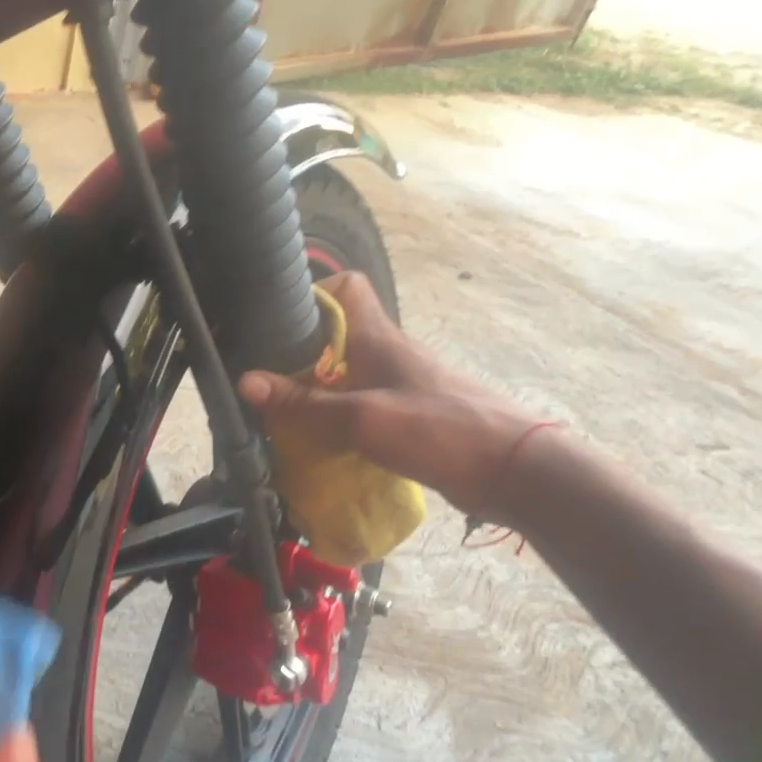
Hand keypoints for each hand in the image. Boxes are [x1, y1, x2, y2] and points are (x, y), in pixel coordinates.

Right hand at [237, 272, 544, 520]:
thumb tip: (244, 382)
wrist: (518, 474)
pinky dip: (340, 415)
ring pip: (347, 372)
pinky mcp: (413, 414)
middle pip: (336, 334)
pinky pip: (362, 403)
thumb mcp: (360, 418)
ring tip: (285, 410)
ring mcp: (403, 383)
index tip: (279, 317)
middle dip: (299, 351)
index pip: (346, 287)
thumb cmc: (439, 430)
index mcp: (377, 337)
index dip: (313, 292)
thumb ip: (301, 404)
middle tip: (265, 374)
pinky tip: (324, 439)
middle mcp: (388, 352)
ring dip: (318, 388)